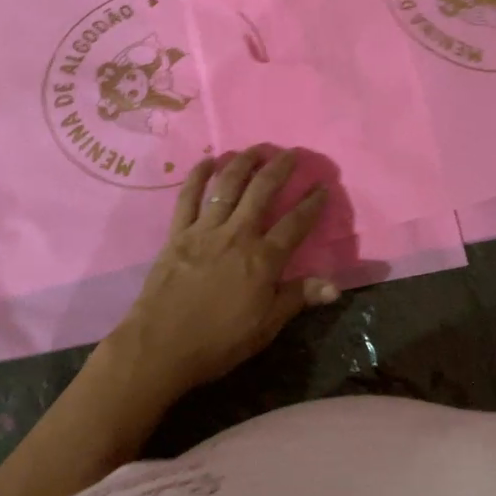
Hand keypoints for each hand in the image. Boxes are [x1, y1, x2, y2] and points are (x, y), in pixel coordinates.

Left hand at [103, 146, 338, 401]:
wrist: (160, 347)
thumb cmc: (217, 342)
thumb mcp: (265, 327)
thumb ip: (297, 298)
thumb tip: (334, 285)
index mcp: (262, 259)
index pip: (295, 223)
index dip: (312, 203)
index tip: (323, 186)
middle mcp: (237, 234)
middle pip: (262, 190)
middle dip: (280, 168)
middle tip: (292, 153)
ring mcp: (205, 229)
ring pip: (228, 184)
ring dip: (244, 161)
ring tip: (257, 148)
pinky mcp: (178, 232)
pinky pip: (188, 196)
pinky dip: (199, 175)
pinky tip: (208, 161)